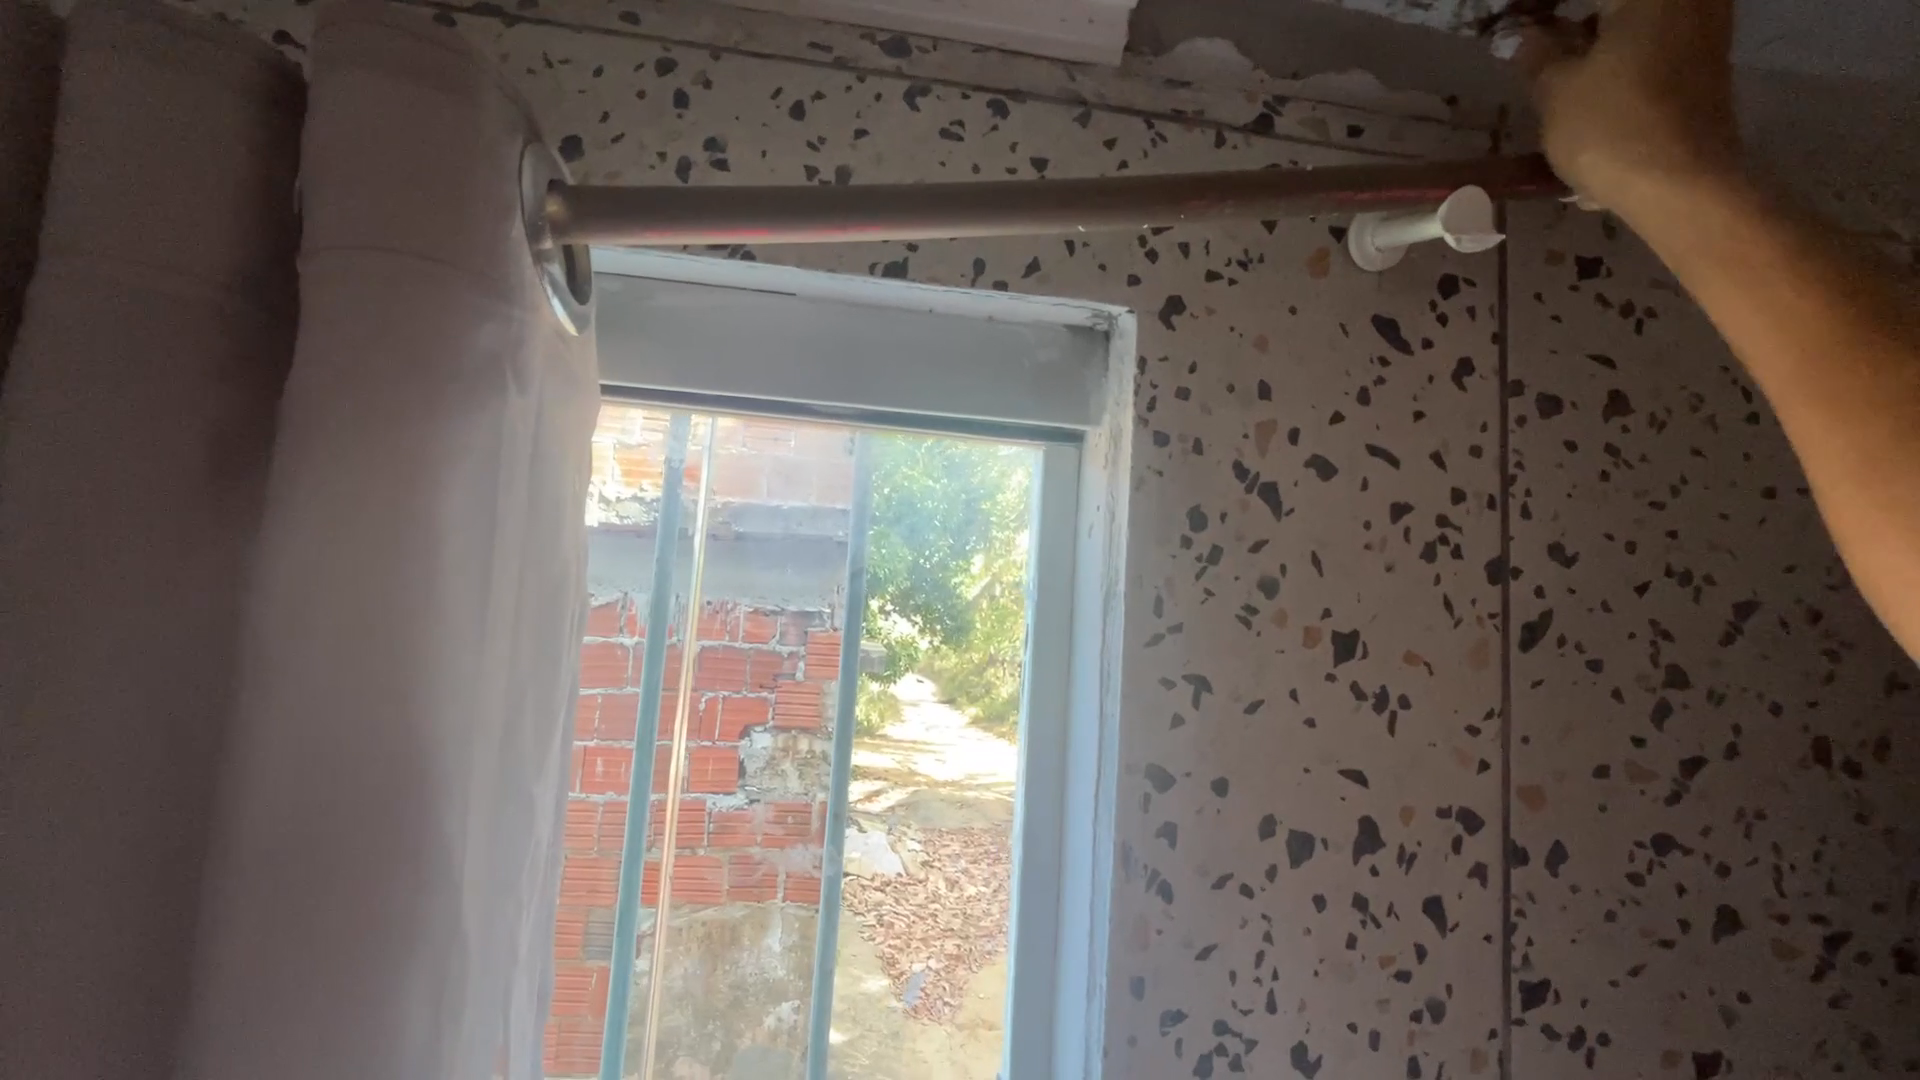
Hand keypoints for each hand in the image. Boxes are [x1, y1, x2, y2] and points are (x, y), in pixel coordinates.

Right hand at [1513, 0, 1743, 211]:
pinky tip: (1593, 81)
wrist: (1678, 179)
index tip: (1515, 24)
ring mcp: (1705, 25)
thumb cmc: (1609, 126)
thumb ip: (1536, 55)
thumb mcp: (1555, 91)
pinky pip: (1656, 40)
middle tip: (1533, 42)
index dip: (1542, 7)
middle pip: (1617, 5)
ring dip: (1597, 36)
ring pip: (1638, 21)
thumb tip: (1517, 35)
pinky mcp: (1706, 59)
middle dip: (1575, 19)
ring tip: (1555, 64)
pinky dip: (1622, 53)